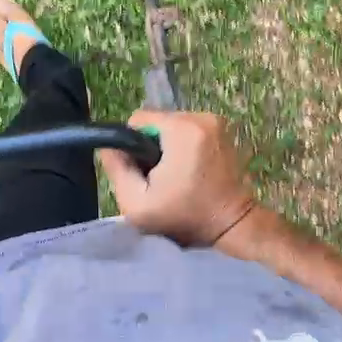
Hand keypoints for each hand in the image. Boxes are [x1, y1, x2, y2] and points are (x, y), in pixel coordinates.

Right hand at [97, 110, 257, 246]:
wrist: (233, 224)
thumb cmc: (185, 217)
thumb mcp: (138, 203)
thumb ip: (117, 169)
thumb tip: (108, 146)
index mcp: (181, 129)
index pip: (139, 120)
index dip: (134, 144)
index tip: (145, 170)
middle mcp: (200, 116)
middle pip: (158, 121)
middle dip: (153, 145)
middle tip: (160, 176)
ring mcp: (215, 121)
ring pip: (173, 124)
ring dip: (169, 145)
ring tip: (176, 174)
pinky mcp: (223, 128)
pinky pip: (190, 128)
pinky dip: (185, 144)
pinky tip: (190, 168)